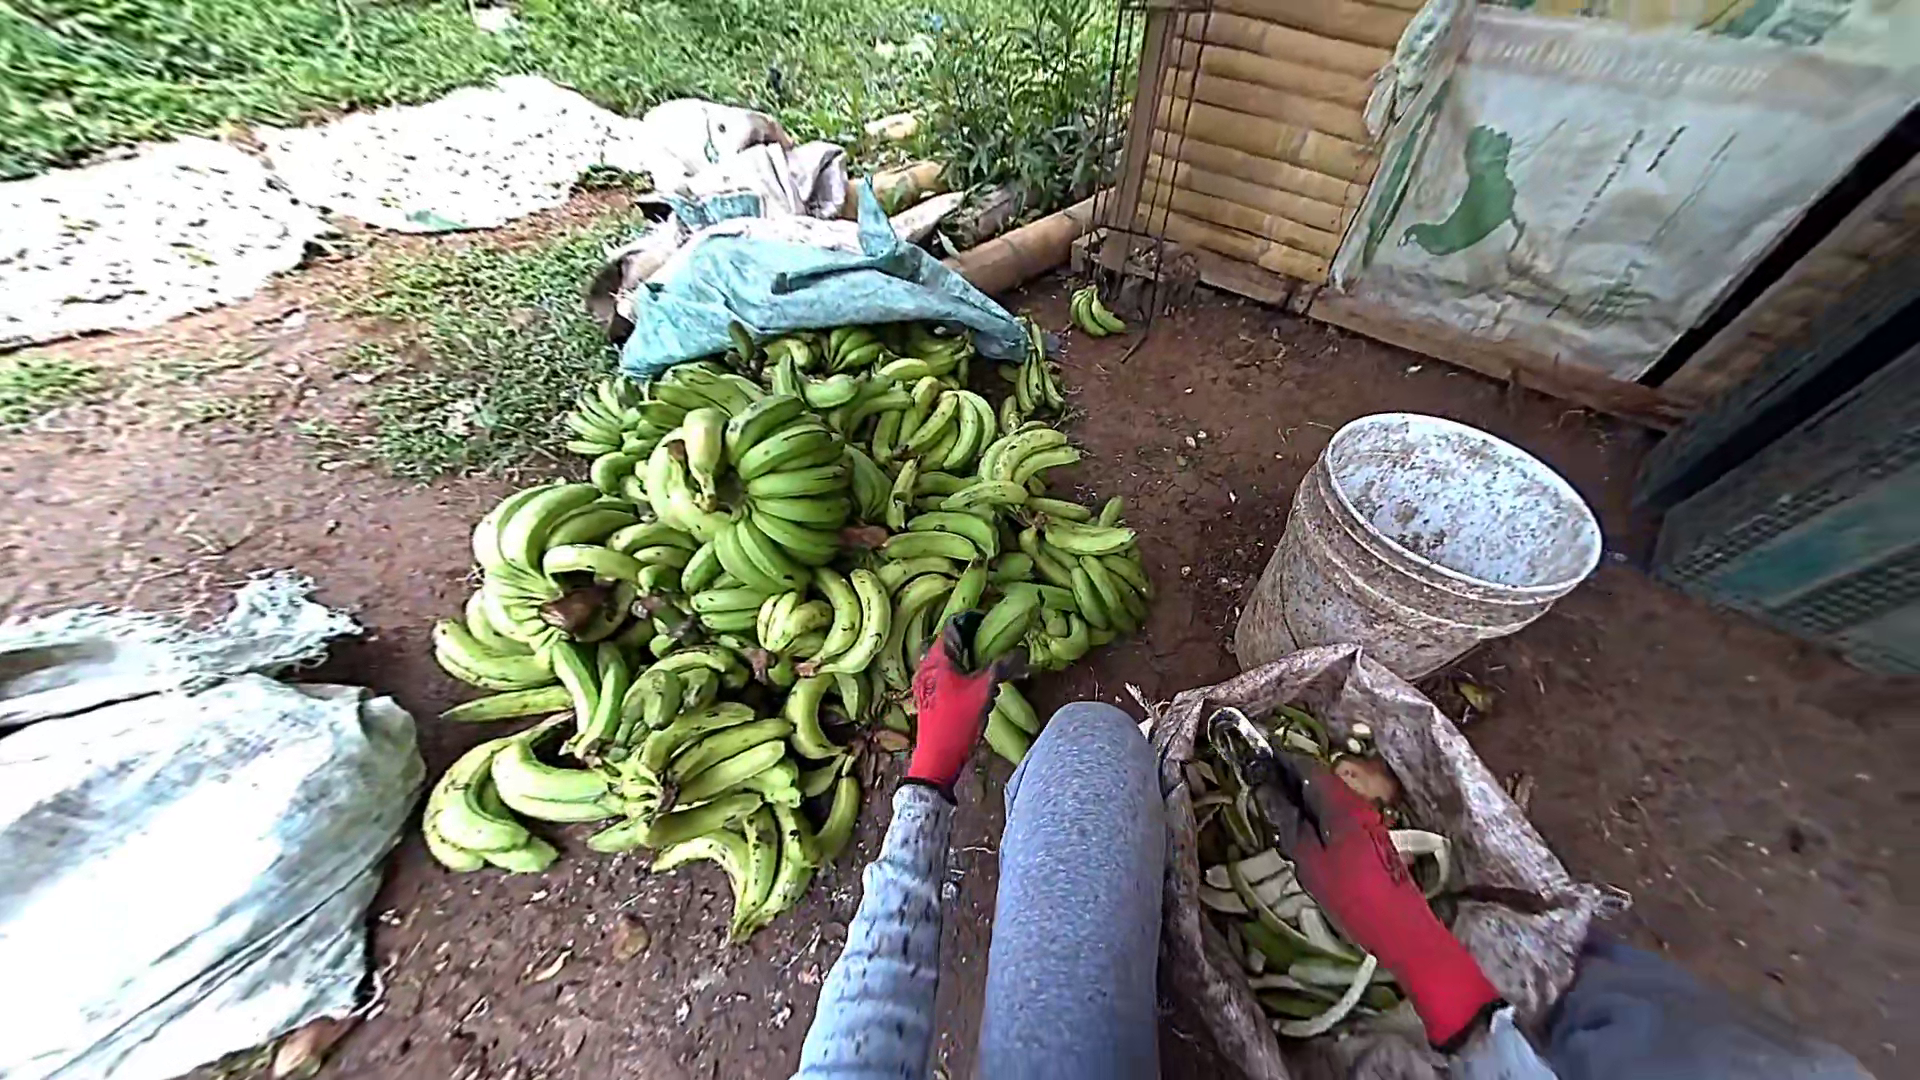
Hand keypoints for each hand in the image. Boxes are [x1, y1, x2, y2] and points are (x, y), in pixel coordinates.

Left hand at [906, 612, 1021, 795]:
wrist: (936, 759)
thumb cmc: (957, 721)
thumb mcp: (984, 691)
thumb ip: (1003, 667)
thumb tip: (1022, 652)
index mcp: (938, 658)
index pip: (954, 625)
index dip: (974, 620)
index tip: (992, 622)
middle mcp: (927, 666)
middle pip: (952, 642)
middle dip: (974, 642)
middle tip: (995, 644)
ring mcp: (926, 682)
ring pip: (950, 661)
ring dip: (970, 660)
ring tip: (990, 667)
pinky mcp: (929, 697)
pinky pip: (947, 676)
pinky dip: (963, 674)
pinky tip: (978, 687)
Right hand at [1271, 753, 1501, 1050]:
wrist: (1406, 933)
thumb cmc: (1352, 894)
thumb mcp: (1308, 858)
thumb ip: (1287, 821)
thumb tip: (1268, 792)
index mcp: (1340, 803)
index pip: (1308, 766)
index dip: (1283, 759)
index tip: (1261, 758)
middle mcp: (1358, 805)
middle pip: (1320, 780)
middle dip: (1292, 778)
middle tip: (1264, 784)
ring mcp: (1369, 821)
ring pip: (1330, 797)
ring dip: (1305, 797)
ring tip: (1279, 808)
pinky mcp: (1373, 839)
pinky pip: (1339, 813)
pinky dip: (1318, 813)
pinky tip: (1305, 831)